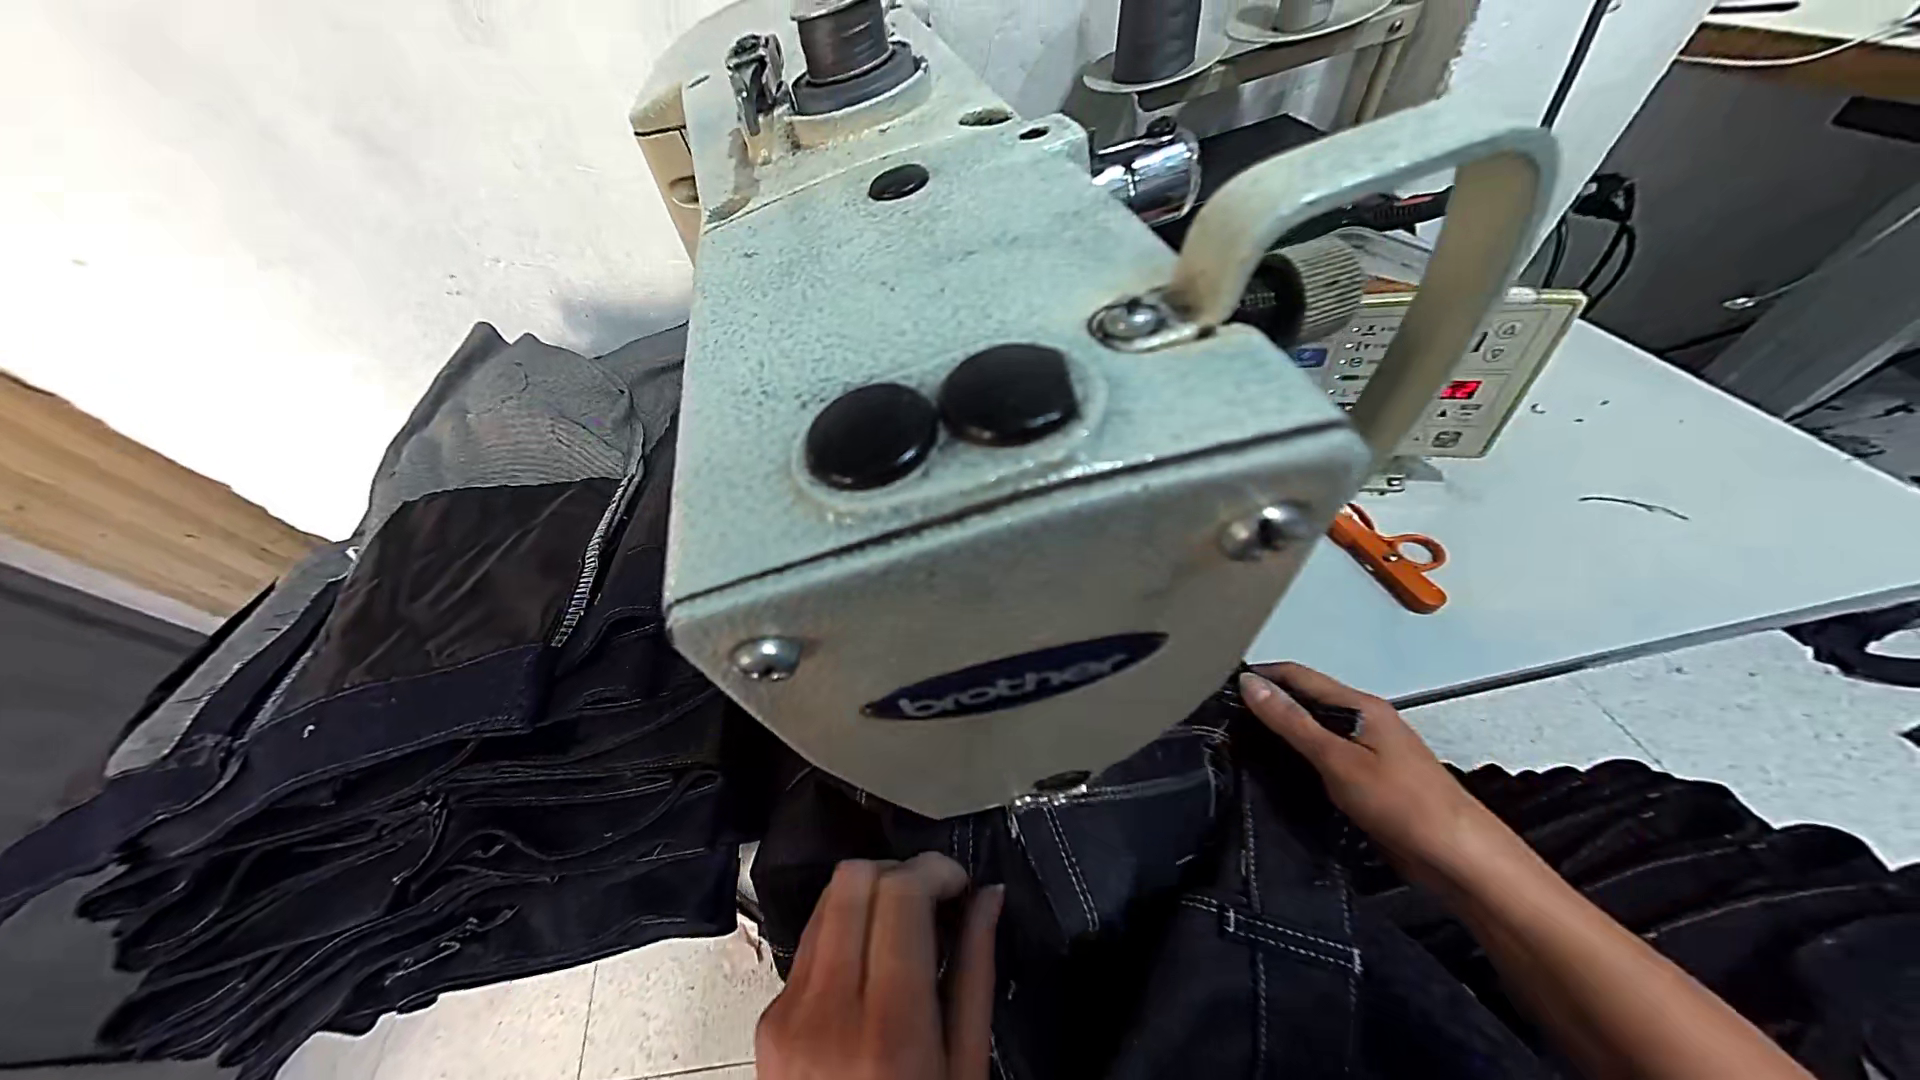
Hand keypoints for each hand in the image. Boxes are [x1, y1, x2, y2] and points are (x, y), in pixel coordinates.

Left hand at [757, 853, 1003, 1079]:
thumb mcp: (964, 1068)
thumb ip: (976, 970)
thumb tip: (989, 896)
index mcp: (887, 1028)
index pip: (899, 893)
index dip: (934, 869)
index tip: (957, 882)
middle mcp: (826, 1010)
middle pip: (854, 878)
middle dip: (900, 872)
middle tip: (932, 898)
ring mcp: (788, 1012)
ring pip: (828, 896)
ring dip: (872, 892)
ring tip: (904, 926)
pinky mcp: (769, 1017)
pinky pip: (811, 937)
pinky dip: (847, 925)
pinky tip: (872, 958)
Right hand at [1239, 663, 1535, 897]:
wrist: (1463, 862)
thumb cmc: (1404, 805)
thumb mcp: (1337, 759)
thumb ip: (1291, 721)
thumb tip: (1250, 682)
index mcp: (1360, 705)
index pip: (1297, 675)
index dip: (1260, 675)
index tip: (1220, 685)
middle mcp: (1365, 719)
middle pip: (1305, 698)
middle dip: (1266, 701)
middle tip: (1224, 715)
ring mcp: (1368, 749)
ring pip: (1313, 727)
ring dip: (1281, 728)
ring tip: (1242, 739)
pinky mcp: (1368, 777)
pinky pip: (1323, 754)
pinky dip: (1297, 754)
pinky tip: (1278, 769)